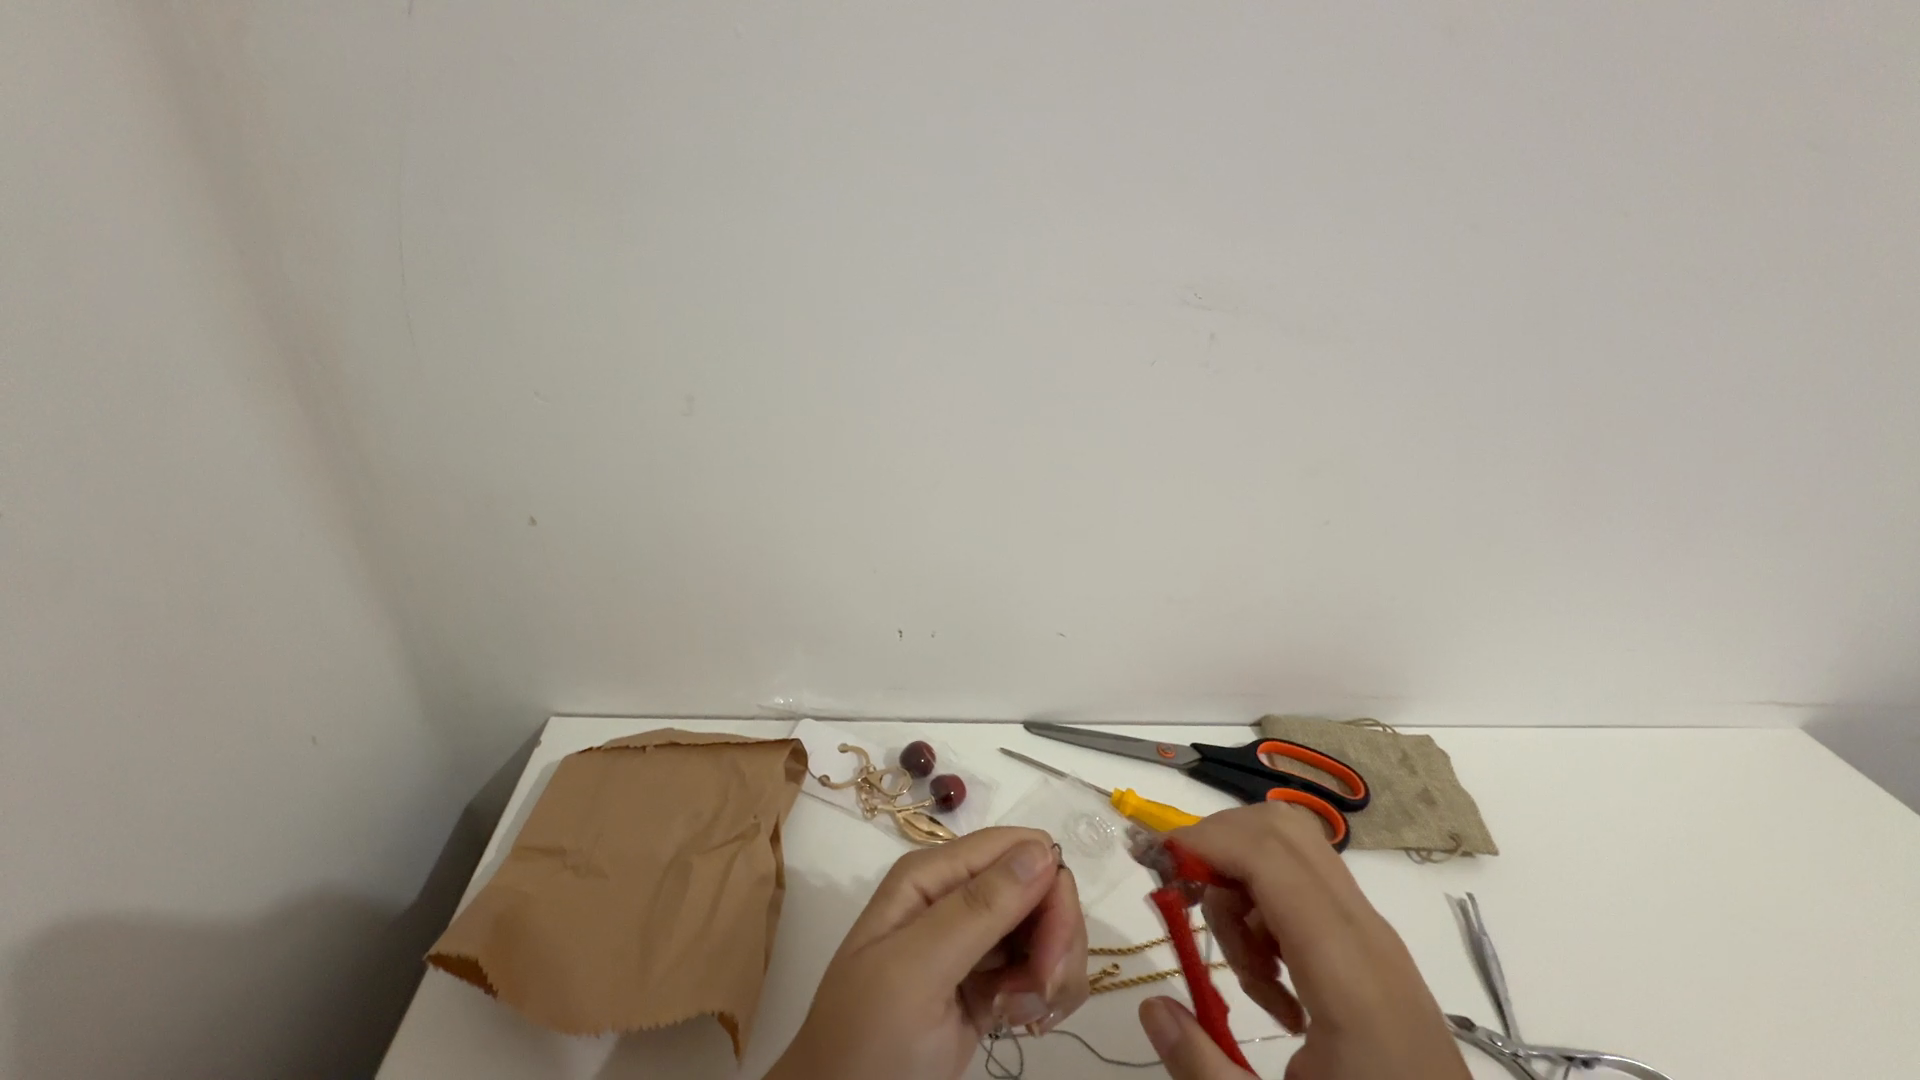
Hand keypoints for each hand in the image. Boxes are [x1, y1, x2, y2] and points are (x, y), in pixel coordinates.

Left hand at [768, 827, 1089, 1079]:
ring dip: (1052, 974)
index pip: (1021, 849)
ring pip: (1048, 930)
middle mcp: (956, 894)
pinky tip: (1021, 1022)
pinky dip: (1044, 995)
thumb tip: (1042, 849)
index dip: (1049, 892)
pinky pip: (1040, 968)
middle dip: (1055, 942)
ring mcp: (973, 939)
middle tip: (1040, 996)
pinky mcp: (987, 982)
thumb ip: (979, 909)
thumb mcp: (916, 972)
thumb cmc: (869, 1040)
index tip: (1049, 954)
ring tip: (1021, 1016)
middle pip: (1042, 888)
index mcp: (932, 875)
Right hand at [1137, 803, 1470, 1079]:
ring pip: (1290, 855)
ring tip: (1242, 970)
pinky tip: (1271, 983)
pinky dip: (1266, 910)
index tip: (1150, 868)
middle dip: (1216, 847)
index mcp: (1345, 970)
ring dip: (1241, 888)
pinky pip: (1306, 892)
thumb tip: (1150, 1004)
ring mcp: (1374, 936)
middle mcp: (1364, 933)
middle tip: (1183, 903)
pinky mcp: (1374, 949)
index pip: (1267, 857)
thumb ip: (1203, 1067)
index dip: (1201, 843)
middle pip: (1281, 832)